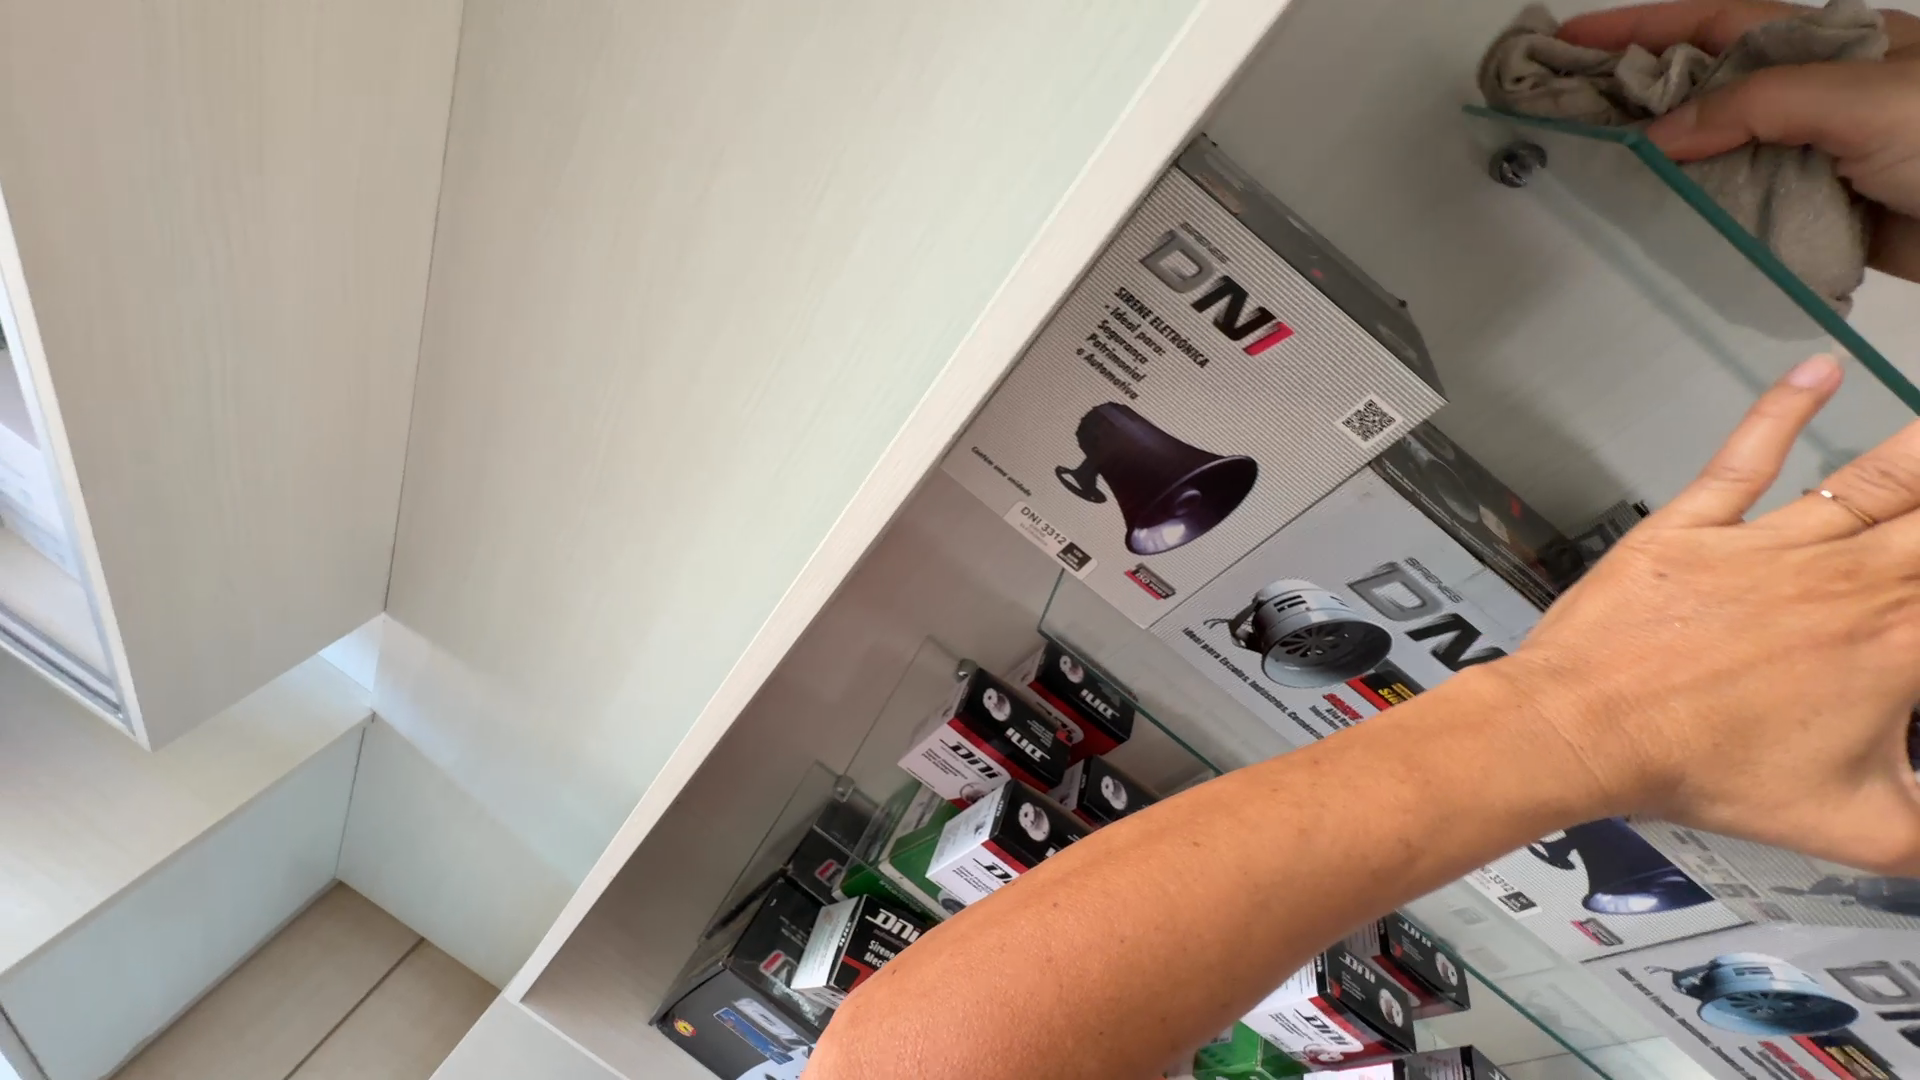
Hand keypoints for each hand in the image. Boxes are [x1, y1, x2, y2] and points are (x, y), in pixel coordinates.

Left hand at [1498, 354, 1919, 873]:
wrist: (1579, 729)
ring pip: (1879, 479)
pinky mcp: (1684, 530)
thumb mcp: (1864, 825)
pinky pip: (1742, 460)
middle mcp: (1853, 578)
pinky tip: (1815, 369)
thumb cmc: (1705, 774)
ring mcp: (1762, 545)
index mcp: (1910, 642)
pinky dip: (1779, 412)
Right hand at [1559, 0, 1919, 282]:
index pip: (1715, 24)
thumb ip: (1762, 105)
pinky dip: (1665, 207)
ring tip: (1572, 164)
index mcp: (1828, 49)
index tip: (1568, 39)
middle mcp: (1801, 98)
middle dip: (1619, 90)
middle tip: (1550, 108)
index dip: (1639, 26)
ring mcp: (1790, 155)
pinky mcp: (1785, 210)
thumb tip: (1657, 137)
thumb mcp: (1872, 98)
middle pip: (1689, 85)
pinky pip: (1709, 203)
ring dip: (1633, 155)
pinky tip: (1628, 214)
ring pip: (1691, 148)